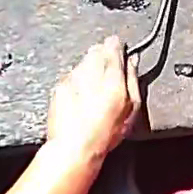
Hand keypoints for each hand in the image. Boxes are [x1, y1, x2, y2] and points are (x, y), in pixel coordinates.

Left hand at [45, 36, 140, 163]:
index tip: (119, 48)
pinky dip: (77, 80)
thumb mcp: (131, 109)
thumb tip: (132, 61)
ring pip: (83, 61)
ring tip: (95, 88)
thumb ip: (133, 80)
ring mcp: (72, 78)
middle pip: (96, 50)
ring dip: (90, 67)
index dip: (116, 46)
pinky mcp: (59, 86)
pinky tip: (82, 97)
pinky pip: (71, 75)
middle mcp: (90, 73)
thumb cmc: (105, 133)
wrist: (73, 147)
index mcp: (112, 77)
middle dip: (103, 55)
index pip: (113, 47)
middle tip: (108, 69)